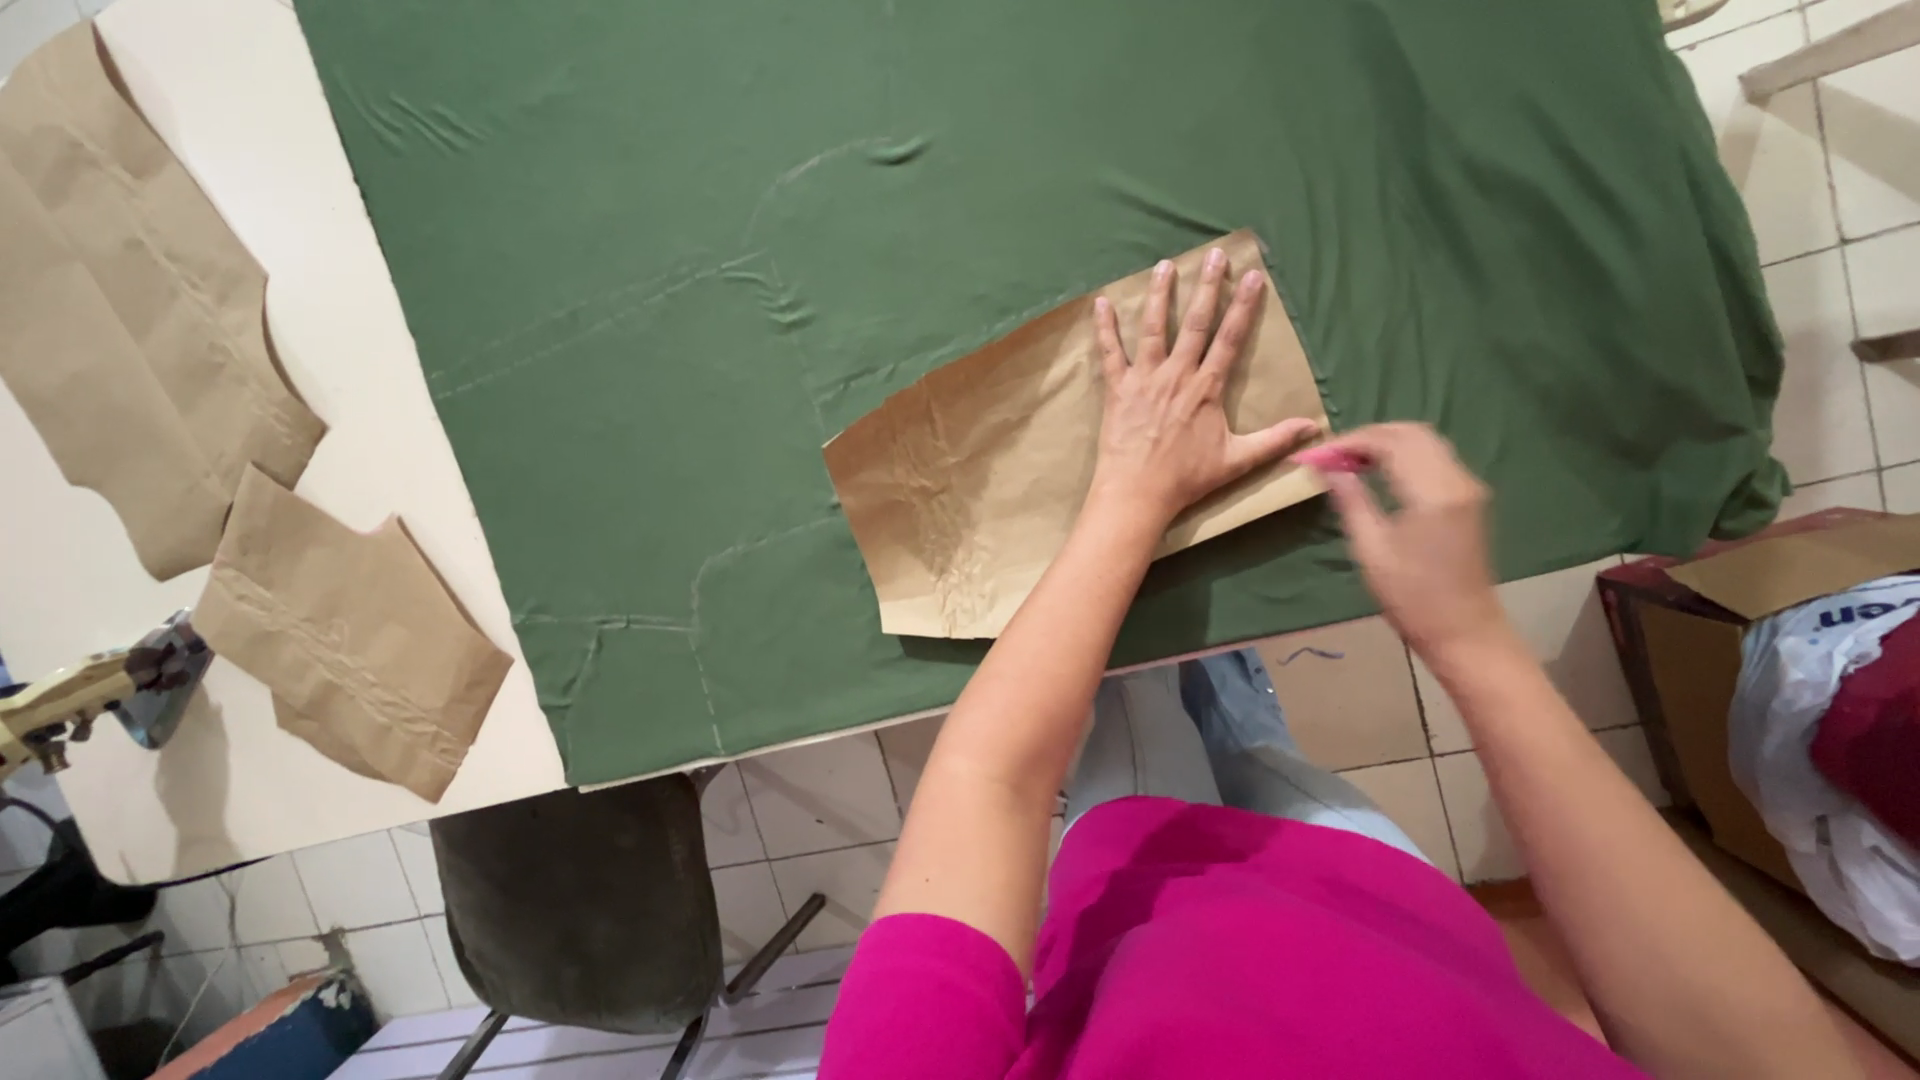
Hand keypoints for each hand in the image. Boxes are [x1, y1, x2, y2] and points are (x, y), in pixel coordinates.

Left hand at [1088, 248, 1320, 527]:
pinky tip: (1101, 303)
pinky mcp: (1116, 389)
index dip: (1243, 306)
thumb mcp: (1237, 461)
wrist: (1138, 492)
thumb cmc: (1186, 478)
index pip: (1230, 338)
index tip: (1253, 275)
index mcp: (1206, 387)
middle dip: (1206, 286)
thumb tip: (1315, 428)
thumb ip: (1274, 440)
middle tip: (1213, 255)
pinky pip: (1109, 353)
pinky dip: (1104, 328)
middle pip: (1194, 322)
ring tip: (1164, 267)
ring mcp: (1144, 379)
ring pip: (1152, 328)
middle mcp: (1176, 374)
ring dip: (1158, 295)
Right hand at [1292, 423, 1514, 664]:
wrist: (1463, 629)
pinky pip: (1434, 458)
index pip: (1390, 443)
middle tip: (1332, 455)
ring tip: (1350, 462)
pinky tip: (1378, 472)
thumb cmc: (1411, 596)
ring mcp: (1468, 488)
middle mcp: (1457, 481)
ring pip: (1426, 441)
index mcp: (1432, 493)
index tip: (1317, 455)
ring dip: (1387, 442)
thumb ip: (1351, 501)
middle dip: (1369, 436)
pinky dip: (1403, 454)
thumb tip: (1329, 469)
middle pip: (1412, 433)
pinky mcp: (1469, 498)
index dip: (1350, 442)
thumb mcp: (1370, 549)